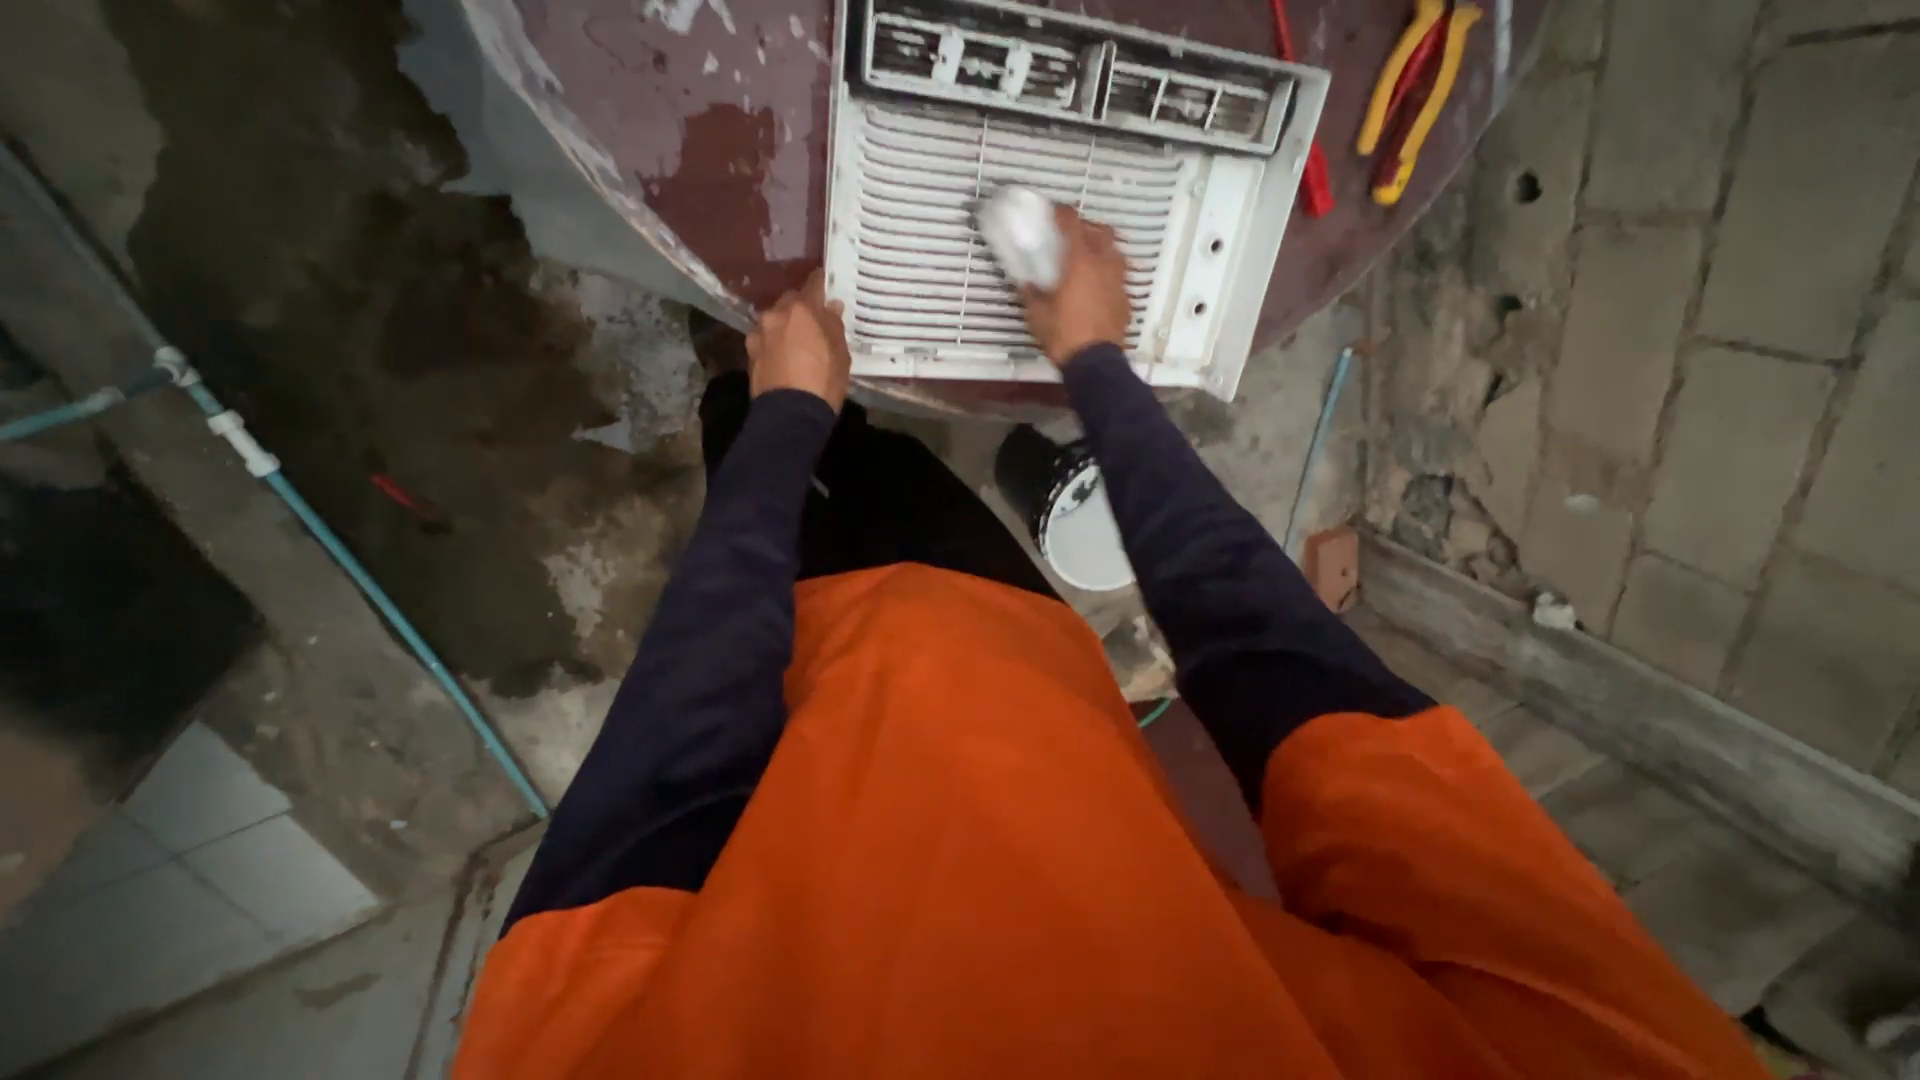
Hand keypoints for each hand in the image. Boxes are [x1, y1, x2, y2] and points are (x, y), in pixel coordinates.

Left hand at [747, 269, 851, 411]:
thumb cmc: (823, 381)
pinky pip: (765, 340)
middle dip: (801, 309)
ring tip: (797, 343)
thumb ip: (834, 326)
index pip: (814, 284)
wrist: (790, 415)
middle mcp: (776, 314)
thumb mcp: (840, 354)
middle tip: (814, 322)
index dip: (822, 283)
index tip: (828, 285)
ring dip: (785, 326)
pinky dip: (774, 343)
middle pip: (791, 302)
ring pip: (775, 320)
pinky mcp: (749, 354)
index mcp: (802, 309)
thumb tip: (831, 307)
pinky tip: (783, 357)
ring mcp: (759, 333)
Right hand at [1019, 204, 1131, 366]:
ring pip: (1115, 252)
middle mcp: (1103, 265)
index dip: (1062, 213)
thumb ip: (1032, 294)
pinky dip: (1108, 273)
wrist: (1095, 363)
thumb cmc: (1063, 335)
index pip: (1072, 224)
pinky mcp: (1126, 299)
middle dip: (1087, 228)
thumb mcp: (1037, 315)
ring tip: (1088, 258)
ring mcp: (1118, 282)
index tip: (1054, 210)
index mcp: (1080, 262)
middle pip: (1101, 232)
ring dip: (1102, 249)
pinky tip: (1097, 285)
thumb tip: (1027, 283)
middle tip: (1073, 235)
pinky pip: (1118, 277)